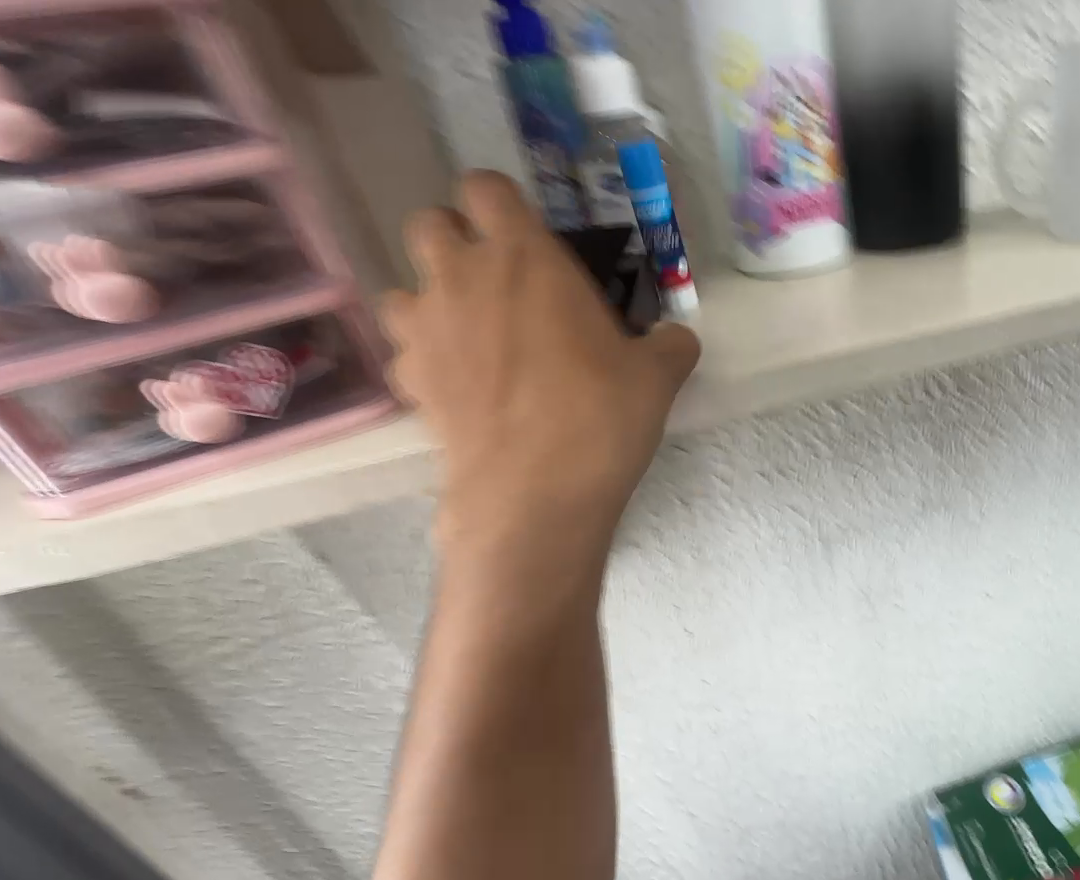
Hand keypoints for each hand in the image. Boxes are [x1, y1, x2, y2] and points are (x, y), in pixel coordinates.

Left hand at [383, 171, 699, 555]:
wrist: (535, 493)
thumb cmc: (600, 416)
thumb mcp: (658, 377)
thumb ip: (669, 344)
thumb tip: (675, 340)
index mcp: (523, 256)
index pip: (485, 186)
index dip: (503, 204)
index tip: (530, 238)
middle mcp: (461, 276)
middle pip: (428, 224)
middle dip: (457, 242)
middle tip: (501, 284)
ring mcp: (427, 328)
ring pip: (405, 288)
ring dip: (434, 301)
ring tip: (475, 338)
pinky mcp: (411, 380)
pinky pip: (409, 350)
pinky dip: (430, 358)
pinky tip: (464, 387)